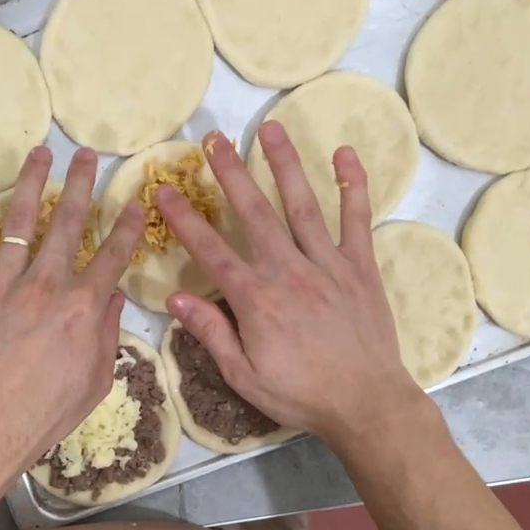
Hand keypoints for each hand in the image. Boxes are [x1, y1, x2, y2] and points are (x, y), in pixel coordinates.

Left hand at [0, 145, 146, 480]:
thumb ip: (107, 334)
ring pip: (19, 221)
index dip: (127, 225)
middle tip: (87, 155)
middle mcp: (47, 284)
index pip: (113, 255)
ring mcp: (4, 284)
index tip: (135, 202)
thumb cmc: (48, 411)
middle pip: (67, 223)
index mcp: (84, 307)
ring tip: (40, 153)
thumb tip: (114, 297)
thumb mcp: (96, 379)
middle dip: (81, 184)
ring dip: (32, 183)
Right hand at [160, 124, 430, 453]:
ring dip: (284, 164)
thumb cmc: (299, 394)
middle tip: (213, 140)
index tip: (165, 191)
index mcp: (255, 300)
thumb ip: (211, 333)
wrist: (365, 402)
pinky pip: (356, 219)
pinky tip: (344, 155)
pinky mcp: (360, 267)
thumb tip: (176, 299)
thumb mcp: (243, 375)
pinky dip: (352, 185)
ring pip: (302, 205)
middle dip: (231, 173)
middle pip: (254, 213)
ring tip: (270, 128)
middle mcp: (289, 271)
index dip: (186, 219)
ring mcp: (328, 265)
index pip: (212, 251)